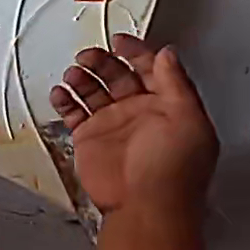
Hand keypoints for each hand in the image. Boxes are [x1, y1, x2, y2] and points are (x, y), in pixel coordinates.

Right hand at [49, 35, 218, 217]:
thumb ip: (176, 82)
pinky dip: (64, 99)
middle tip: (89, 56)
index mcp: (165, 105)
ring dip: (81, 76)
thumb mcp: (187, 119)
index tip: (120, 42)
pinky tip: (61, 92)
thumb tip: (168, 54)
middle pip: (116, 74)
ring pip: (92, 89)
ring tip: (74, 73)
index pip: (149, 68)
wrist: (144, 208)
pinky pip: (73, 111)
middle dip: (102, 61)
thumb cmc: (172, 172)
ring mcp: (112, 124)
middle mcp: (138, 112)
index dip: (135, 51)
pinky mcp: (89, 138)